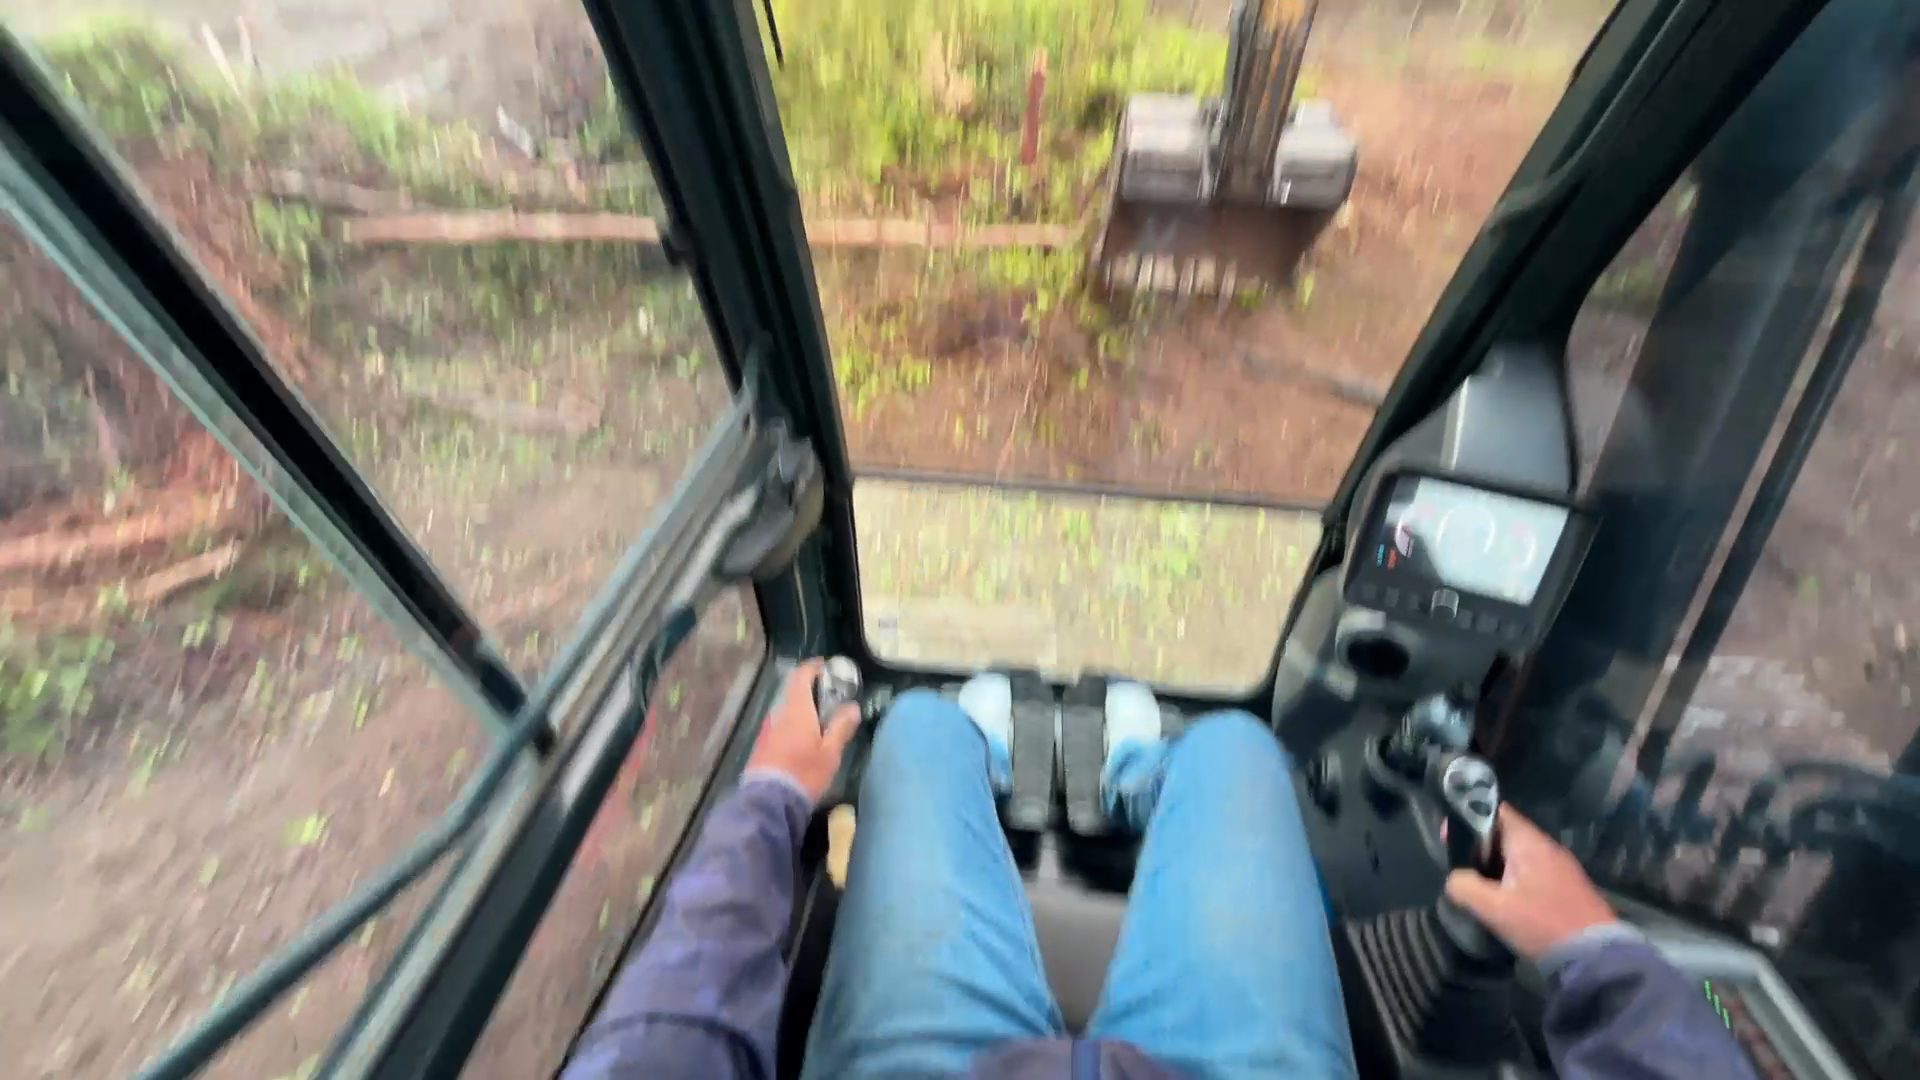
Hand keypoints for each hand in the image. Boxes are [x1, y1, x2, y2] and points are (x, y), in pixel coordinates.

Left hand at [745, 660, 861, 803]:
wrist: (768, 802)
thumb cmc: (804, 773)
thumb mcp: (830, 752)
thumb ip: (841, 727)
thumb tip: (852, 706)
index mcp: (796, 710)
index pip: (801, 676)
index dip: (813, 667)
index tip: (826, 667)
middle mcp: (778, 714)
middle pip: (793, 692)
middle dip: (811, 690)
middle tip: (830, 697)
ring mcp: (767, 730)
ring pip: (786, 710)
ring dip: (802, 709)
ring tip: (820, 720)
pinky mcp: (762, 746)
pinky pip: (780, 725)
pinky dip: (793, 723)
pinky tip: (804, 739)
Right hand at [1444, 807, 1616, 961]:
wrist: (1603, 965)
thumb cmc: (1543, 924)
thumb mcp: (1492, 907)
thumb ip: (1463, 885)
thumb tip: (1455, 879)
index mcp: (1530, 842)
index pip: (1494, 810)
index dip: (1466, 817)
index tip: (1449, 837)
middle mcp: (1548, 849)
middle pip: (1504, 834)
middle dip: (1478, 847)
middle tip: (1460, 867)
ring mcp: (1563, 870)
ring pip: (1518, 856)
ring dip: (1496, 867)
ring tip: (1479, 888)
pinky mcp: (1570, 891)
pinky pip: (1532, 874)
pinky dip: (1513, 881)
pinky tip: (1505, 903)